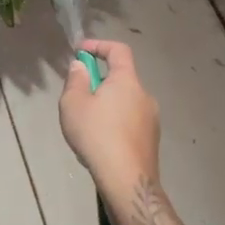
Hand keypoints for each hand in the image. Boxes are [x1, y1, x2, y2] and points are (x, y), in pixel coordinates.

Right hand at [59, 38, 160, 192]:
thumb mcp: (73, 103)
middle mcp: (144, 96)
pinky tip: (100, 141)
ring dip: (106, 104)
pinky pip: (130, 120)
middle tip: (77, 96)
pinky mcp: (151, 139)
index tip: (80, 50)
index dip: (99, 45)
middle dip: (98, 81)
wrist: (127, 180)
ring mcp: (151, 119)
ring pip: (125, 101)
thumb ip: (75, 80)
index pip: (119, 50)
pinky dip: (114, 122)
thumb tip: (81, 67)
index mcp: (127, 81)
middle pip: (121, 78)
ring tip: (85, 123)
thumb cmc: (97, 135)